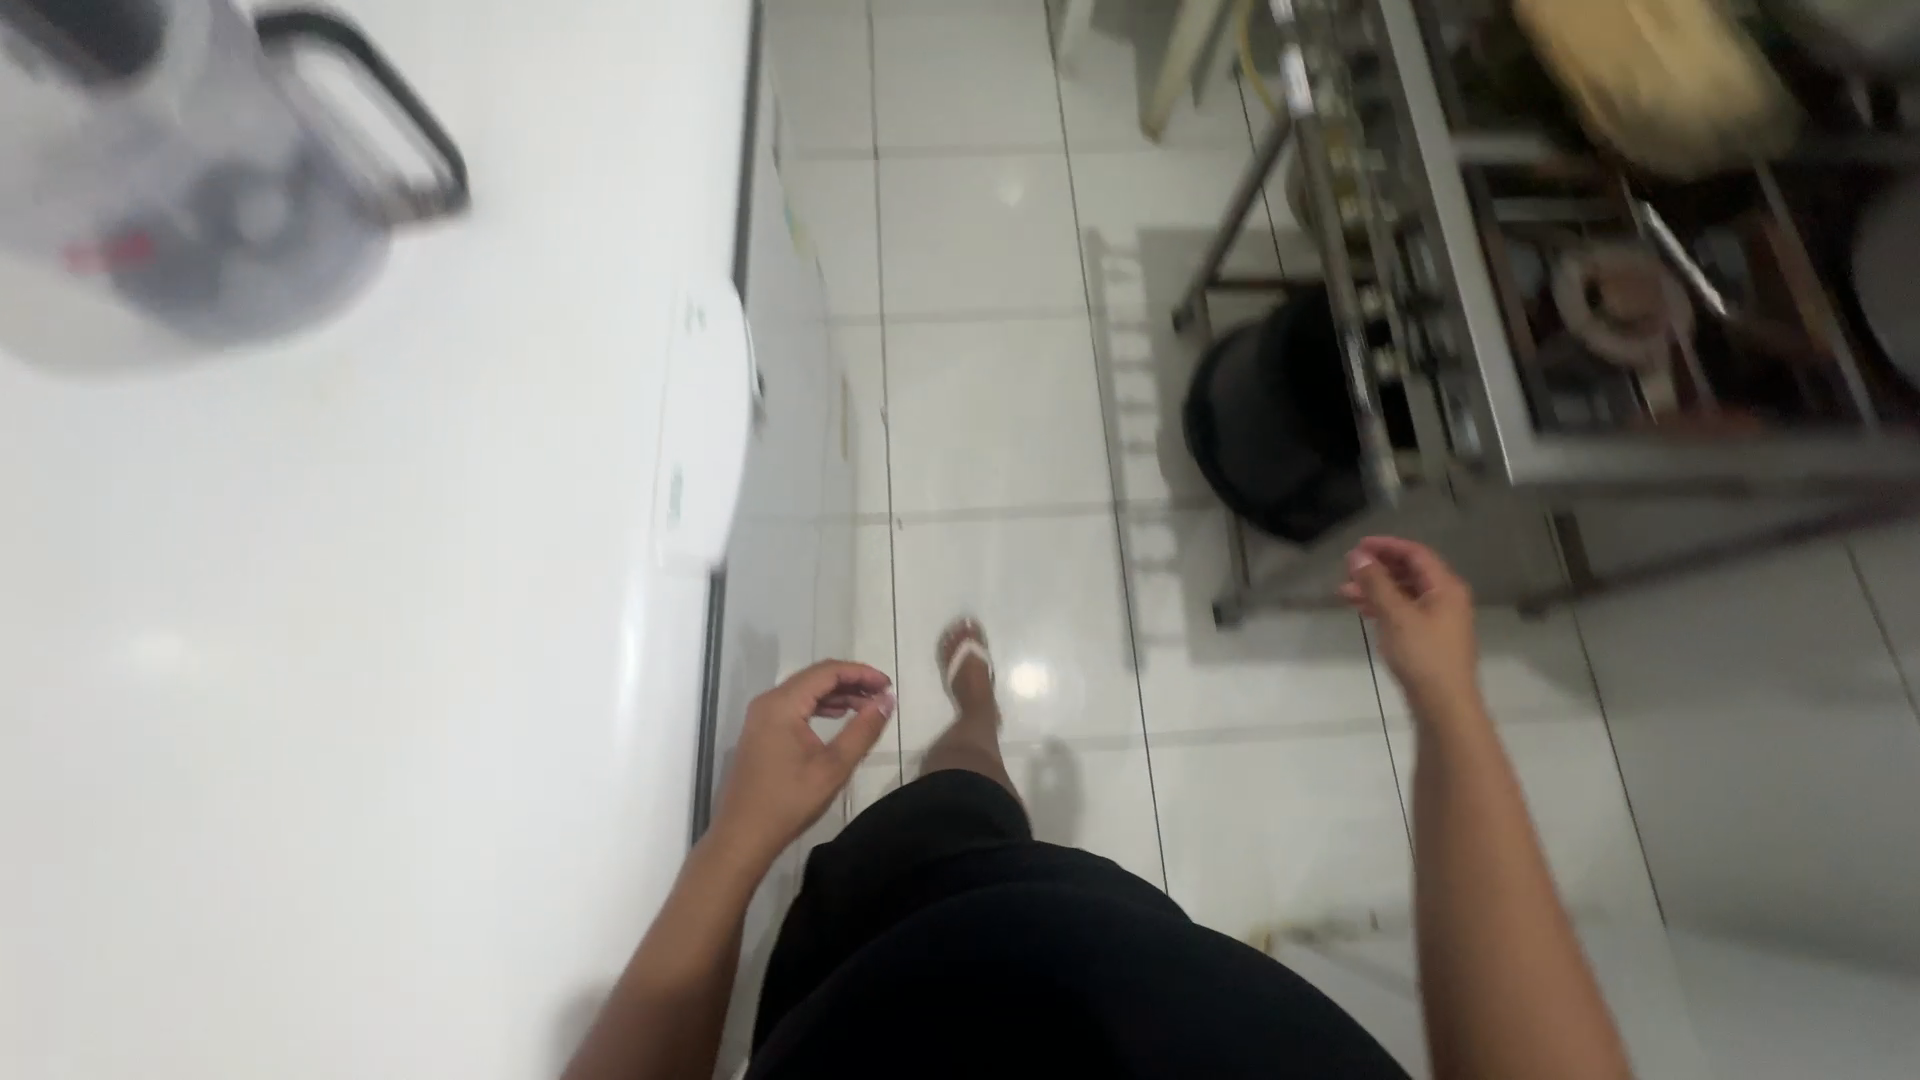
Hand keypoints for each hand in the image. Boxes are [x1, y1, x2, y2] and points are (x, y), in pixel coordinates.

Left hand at [711, 661, 895, 863]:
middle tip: (881, 695)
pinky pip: (795, 706)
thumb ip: (863, 729)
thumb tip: (887, 700)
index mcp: (783, 704)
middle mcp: (768, 701)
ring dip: (837, 695)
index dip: (861, 673)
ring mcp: (761, 716)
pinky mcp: (760, 731)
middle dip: (851, 682)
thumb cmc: (789, 801)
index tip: (888, 685)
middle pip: (815, 677)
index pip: (828, 672)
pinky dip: (820, 707)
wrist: (743, 837)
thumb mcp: (834, 766)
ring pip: (805, 691)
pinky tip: (839, 717)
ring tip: (867, 706)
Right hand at [1340, 536, 1481, 716]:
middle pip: (1410, 572)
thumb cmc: (1422, 654)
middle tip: (1347, 570)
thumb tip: (1357, 556)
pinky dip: (1383, 605)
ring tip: (1345, 593)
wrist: (1443, 703)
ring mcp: (1438, 618)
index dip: (1386, 546)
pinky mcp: (1429, 636)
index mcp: (1445, 587)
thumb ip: (1375, 583)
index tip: (1357, 546)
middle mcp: (1446, 598)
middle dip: (1378, 568)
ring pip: (1404, 592)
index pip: (1415, 554)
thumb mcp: (1395, 615)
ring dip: (1376, 588)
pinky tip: (1363, 610)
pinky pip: (1404, 610)